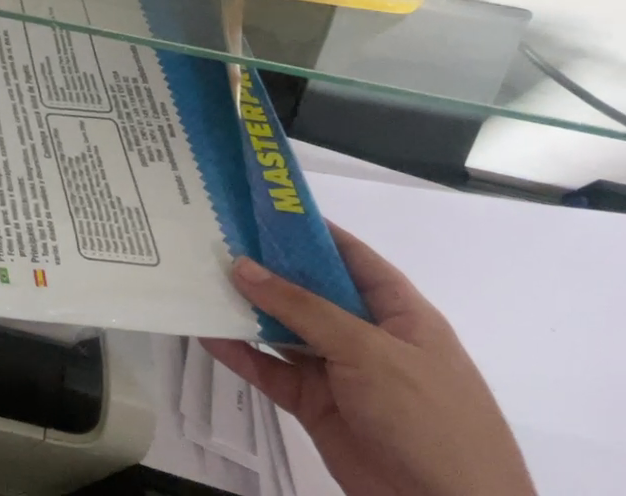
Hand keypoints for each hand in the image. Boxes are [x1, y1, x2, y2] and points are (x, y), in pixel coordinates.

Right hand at [203, 225, 533, 495]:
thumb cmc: (429, 419)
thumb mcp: (370, 353)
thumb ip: (302, 308)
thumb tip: (240, 265)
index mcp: (400, 316)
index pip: (352, 258)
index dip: (310, 230)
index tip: (258, 205)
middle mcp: (366, 337)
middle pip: (308, 290)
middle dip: (263, 266)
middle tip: (210, 235)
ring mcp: (339, 371)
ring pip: (281, 327)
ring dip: (243, 307)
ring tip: (196, 277)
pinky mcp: (313, 402)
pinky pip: (268, 368)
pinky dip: (237, 351)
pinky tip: (203, 330)